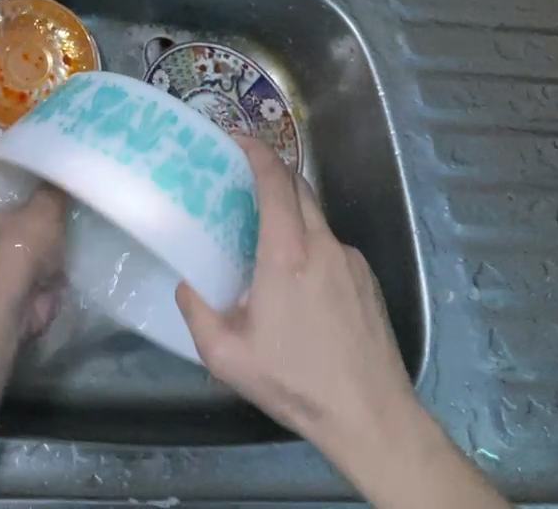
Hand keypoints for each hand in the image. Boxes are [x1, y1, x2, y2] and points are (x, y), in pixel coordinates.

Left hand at [0, 185, 68, 336]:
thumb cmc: (25, 244)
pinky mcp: (27, 287)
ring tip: (81, 225)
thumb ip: (53, 191)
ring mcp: (10, 267)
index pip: (5, 198)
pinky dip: (62, 264)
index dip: (27, 191)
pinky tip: (81, 251)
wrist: (24, 298)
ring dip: (55, 244)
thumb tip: (61, 172)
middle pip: (23, 223)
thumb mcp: (44, 207)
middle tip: (70, 204)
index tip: (49, 183)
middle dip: (44, 219)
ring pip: (37, 247)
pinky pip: (48, 268)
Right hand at [176, 136, 418, 463]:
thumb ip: (196, 313)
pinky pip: (331, 245)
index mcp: (286, 253)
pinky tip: (298, 281)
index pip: (275, 181)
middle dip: (270, 171)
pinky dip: (309, 243)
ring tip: (263, 238)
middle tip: (239, 178)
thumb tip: (185, 285)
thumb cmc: (295, 381)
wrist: (372, 418)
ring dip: (289, 211)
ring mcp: (350, 261)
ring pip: (316, 216)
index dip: (255, 151)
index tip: (234, 138)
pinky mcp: (367, 280)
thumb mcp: (226, 356)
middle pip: (298, 186)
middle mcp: (322, 245)